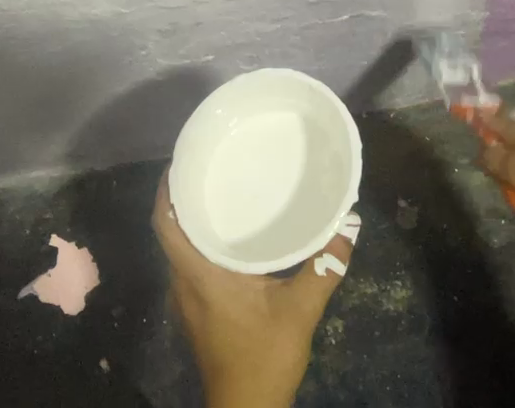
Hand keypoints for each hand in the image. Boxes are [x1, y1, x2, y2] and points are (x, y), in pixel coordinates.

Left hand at [152, 177, 356, 407]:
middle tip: (210, 166)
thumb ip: (325, 266)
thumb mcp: (300, 309)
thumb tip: (349, 225)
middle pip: (170, 231)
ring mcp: (187, 300)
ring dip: (192, 221)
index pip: (165, 223)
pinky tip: (230, 234)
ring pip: (180, 248)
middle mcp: (184, 282)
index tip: (182, 160)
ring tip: (220, 190)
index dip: (167, 189)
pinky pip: (190, 264)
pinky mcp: (197, 312)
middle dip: (182, 197)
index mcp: (198, 274)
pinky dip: (201, 242)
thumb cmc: (264, 355)